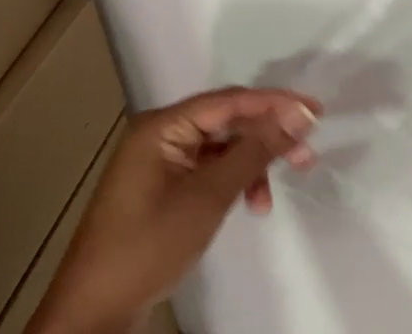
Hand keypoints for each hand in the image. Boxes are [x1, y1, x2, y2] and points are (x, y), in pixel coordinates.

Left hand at [26, 87, 320, 333]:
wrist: (95, 311)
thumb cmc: (149, 244)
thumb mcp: (209, 195)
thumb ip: (256, 149)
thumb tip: (300, 113)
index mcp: (163, 127)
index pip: (230, 100)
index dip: (276, 103)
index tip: (316, 112)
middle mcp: (161, 135)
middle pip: (228, 121)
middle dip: (269, 136)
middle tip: (305, 153)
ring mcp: (161, 162)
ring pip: (223, 147)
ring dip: (254, 163)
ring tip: (277, 189)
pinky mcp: (164, 186)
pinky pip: (211, 168)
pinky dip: (235, 181)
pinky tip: (252, 203)